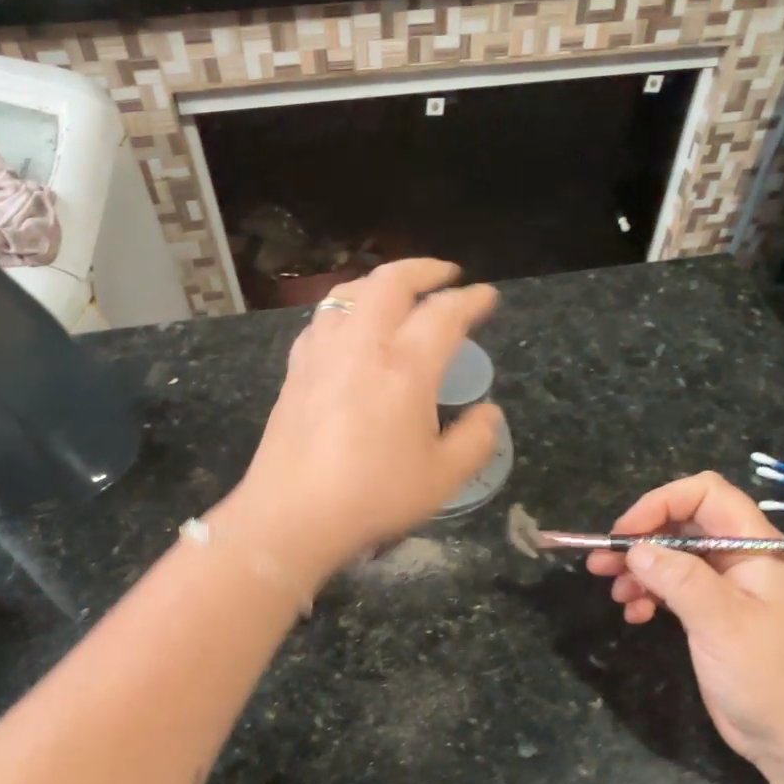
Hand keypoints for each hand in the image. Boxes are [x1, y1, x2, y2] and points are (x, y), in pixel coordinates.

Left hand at [220, 259, 503, 578]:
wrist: (293, 514)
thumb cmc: (374, 496)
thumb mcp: (442, 479)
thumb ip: (475, 441)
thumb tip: (490, 413)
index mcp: (406, 367)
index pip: (444, 314)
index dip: (471, 300)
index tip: (487, 296)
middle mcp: (363, 346)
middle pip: (391, 282)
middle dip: (423, 269)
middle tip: (446, 275)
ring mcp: (323, 353)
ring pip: (350, 293)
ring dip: (380, 281)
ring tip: (398, 292)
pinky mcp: (297, 370)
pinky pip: (323, 319)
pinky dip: (346, 308)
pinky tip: (350, 327)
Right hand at [585, 472, 783, 766]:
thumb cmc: (768, 675)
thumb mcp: (722, 622)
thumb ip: (679, 579)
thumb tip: (635, 549)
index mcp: (756, 547)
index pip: (706, 494)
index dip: (661, 503)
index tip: (625, 534)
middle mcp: (741, 560)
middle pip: (683, 525)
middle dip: (641, 538)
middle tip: (600, 562)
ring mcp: (727, 590)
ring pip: (673, 559)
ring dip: (639, 570)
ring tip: (613, 593)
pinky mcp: (714, 617)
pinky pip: (675, 591)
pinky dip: (650, 597)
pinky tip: (635, 616)